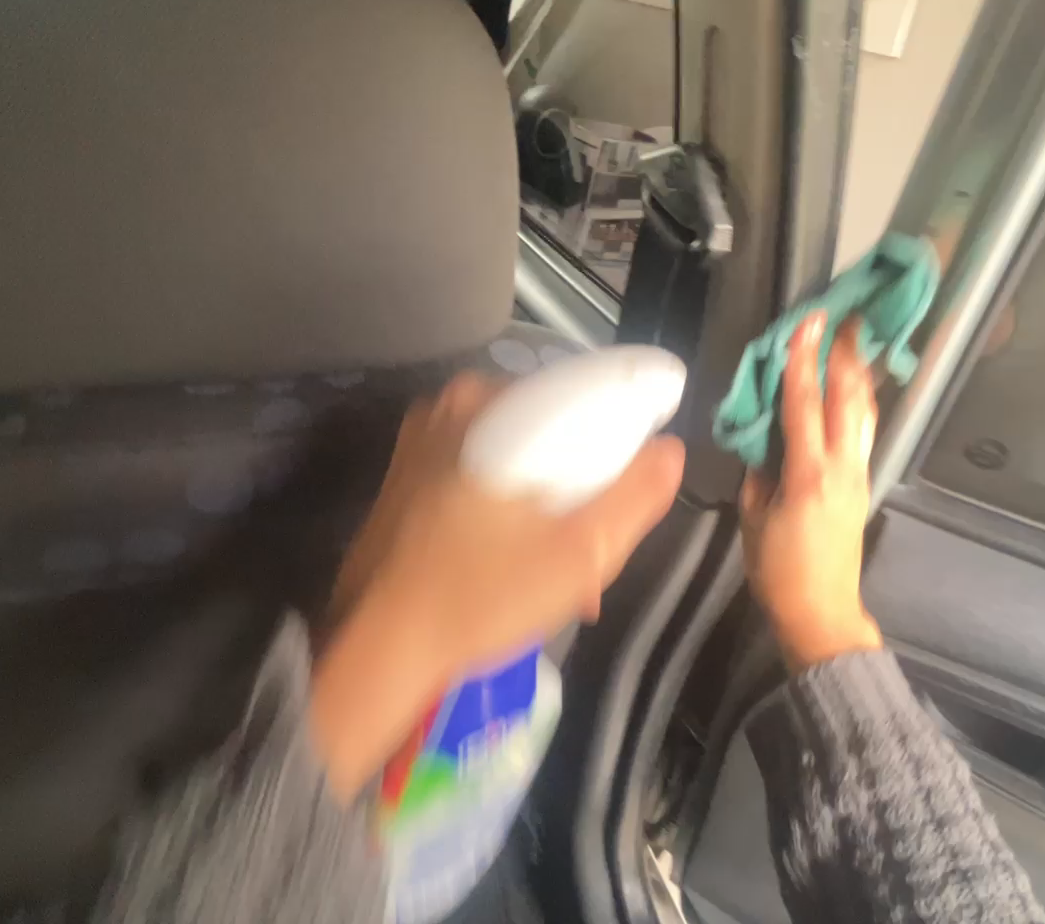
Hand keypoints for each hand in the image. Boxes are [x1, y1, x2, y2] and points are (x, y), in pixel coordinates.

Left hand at [311, 372, 685, 795]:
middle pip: (548, 430)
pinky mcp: (406, 476)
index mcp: (491, 402)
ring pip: (515, 455)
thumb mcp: (578, 551)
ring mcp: (424, 440)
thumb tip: (669, 452)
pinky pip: (479, 474)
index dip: (616, 445)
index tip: (623, 497)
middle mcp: (453, 406)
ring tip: (560, 567)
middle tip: (591, 547)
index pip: (581, 398)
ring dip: (545, 502)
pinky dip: (507, 507)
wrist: (375, 647)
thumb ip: (634, 497)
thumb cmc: (480, 594)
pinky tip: (516, 559)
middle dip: (578, 484)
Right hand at [741, 312, 884, 669]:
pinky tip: (853, 390)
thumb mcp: (753, 518)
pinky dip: (858, 403)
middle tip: (844, 320)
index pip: (804, 404)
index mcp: (808, 474)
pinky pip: (861, 433)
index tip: (808, 324)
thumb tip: (765, 442)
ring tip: (855, 342)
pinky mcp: (861, 485)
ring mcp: (858, 475)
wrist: (822, 612)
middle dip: (846, 356)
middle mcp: (841, 467)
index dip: (804, 360)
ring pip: (863, 413)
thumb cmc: (778, 569)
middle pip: (848, 399)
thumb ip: (760, 473)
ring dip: (858, 375)